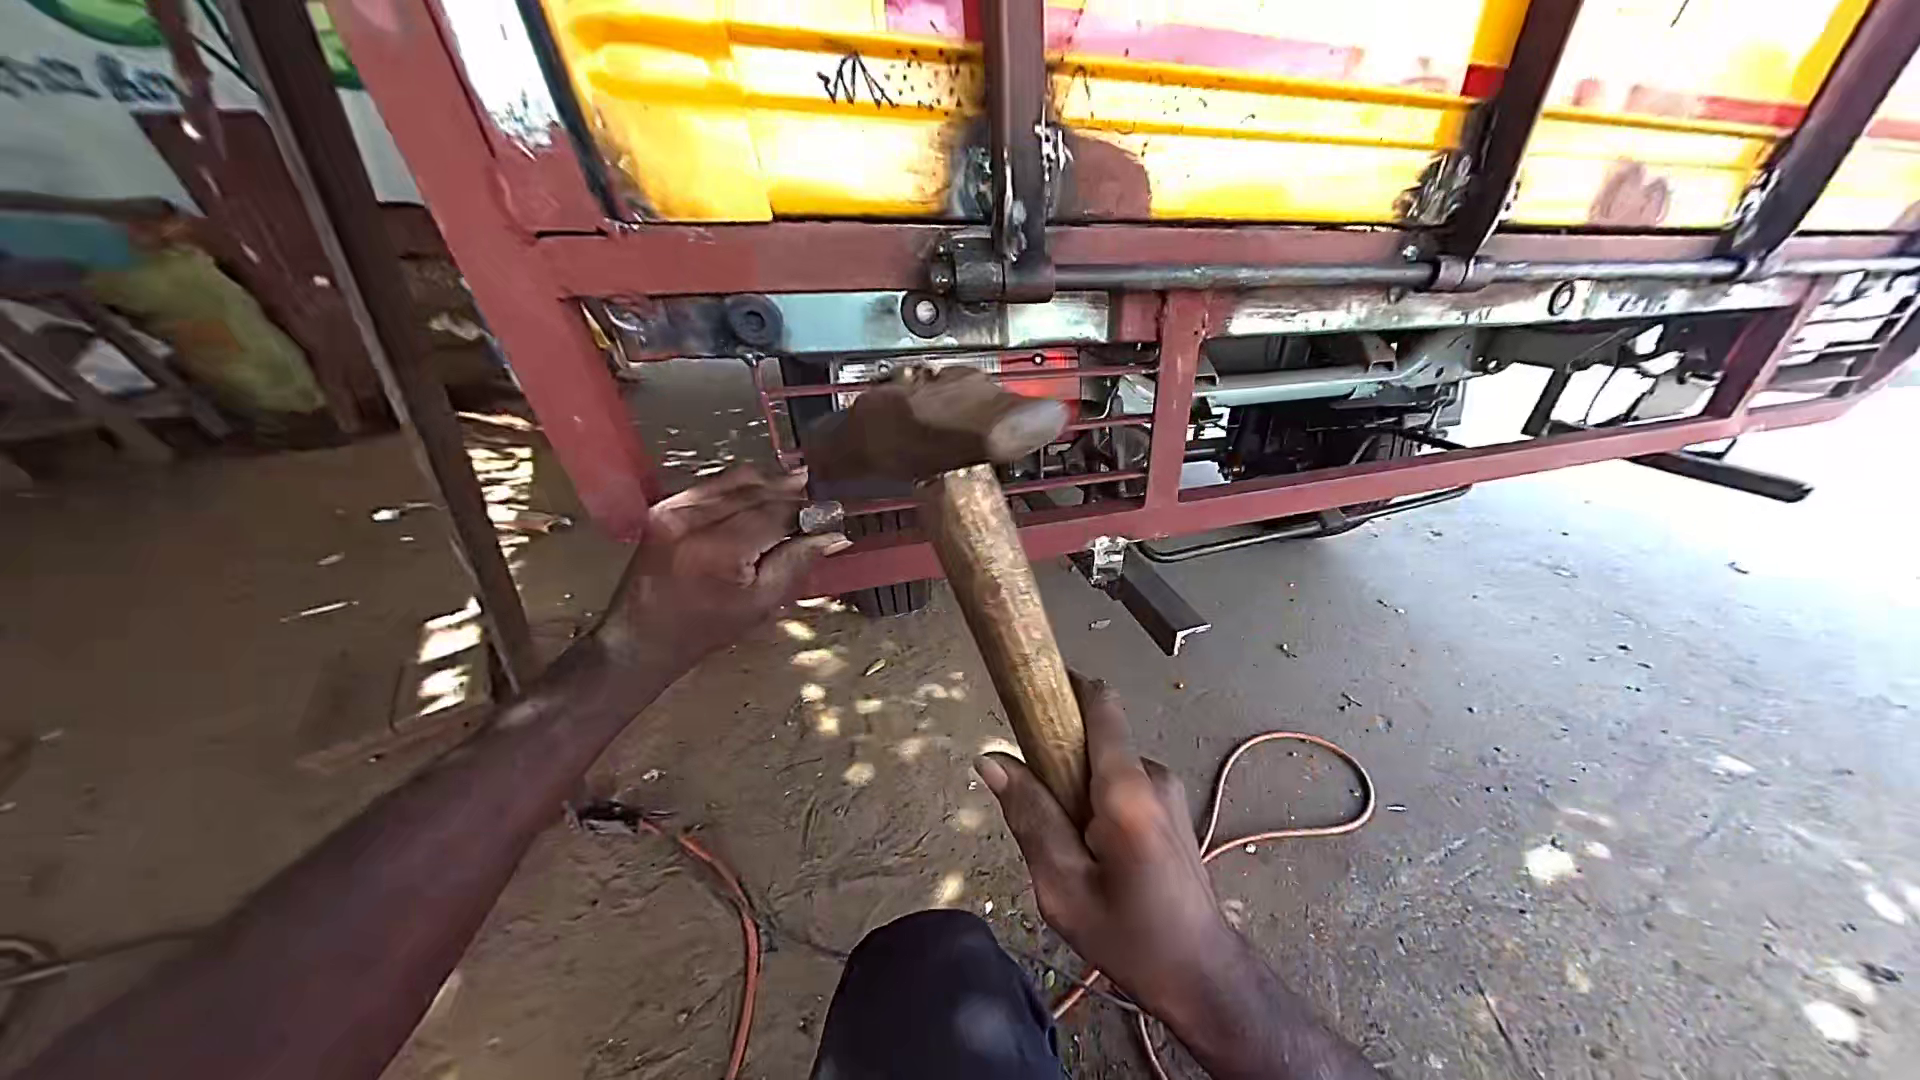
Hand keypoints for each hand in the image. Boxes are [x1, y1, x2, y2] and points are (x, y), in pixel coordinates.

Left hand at [594, 467, 847, 674]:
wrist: (642, 636)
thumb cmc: (706, 629)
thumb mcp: (762, 603)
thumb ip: (796, 561)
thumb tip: (832, 535)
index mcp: (717, 549)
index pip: (775, 513)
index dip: (808, 511)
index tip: (833, 513)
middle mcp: (691, 519)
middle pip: (756, 491)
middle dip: (792, 494)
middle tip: (820, 501)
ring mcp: (673, 508)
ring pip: (735, 481)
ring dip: (770, 484)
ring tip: (798, 490)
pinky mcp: (665, 506)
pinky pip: (713, 485)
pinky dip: (742, 487)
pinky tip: (762, 493)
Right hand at [979, 680, 1378, 1078]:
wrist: (1205, 977)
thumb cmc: (1131, 936)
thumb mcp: (1062, 886)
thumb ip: (1028, 815)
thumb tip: (990, 759)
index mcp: (1126, 789)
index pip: (1099, 704)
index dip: (1064, 685)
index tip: (1028, 691)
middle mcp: (1153, 774)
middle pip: (1093, 735)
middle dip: (1057, 757)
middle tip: (1038, 811)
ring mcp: (1167, 787)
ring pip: (1104, 761)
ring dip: (1076, 784)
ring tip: (1069, 843)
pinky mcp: (1170, 803)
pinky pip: (1121, 780)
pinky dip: (1097, 797)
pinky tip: (1094, 849)